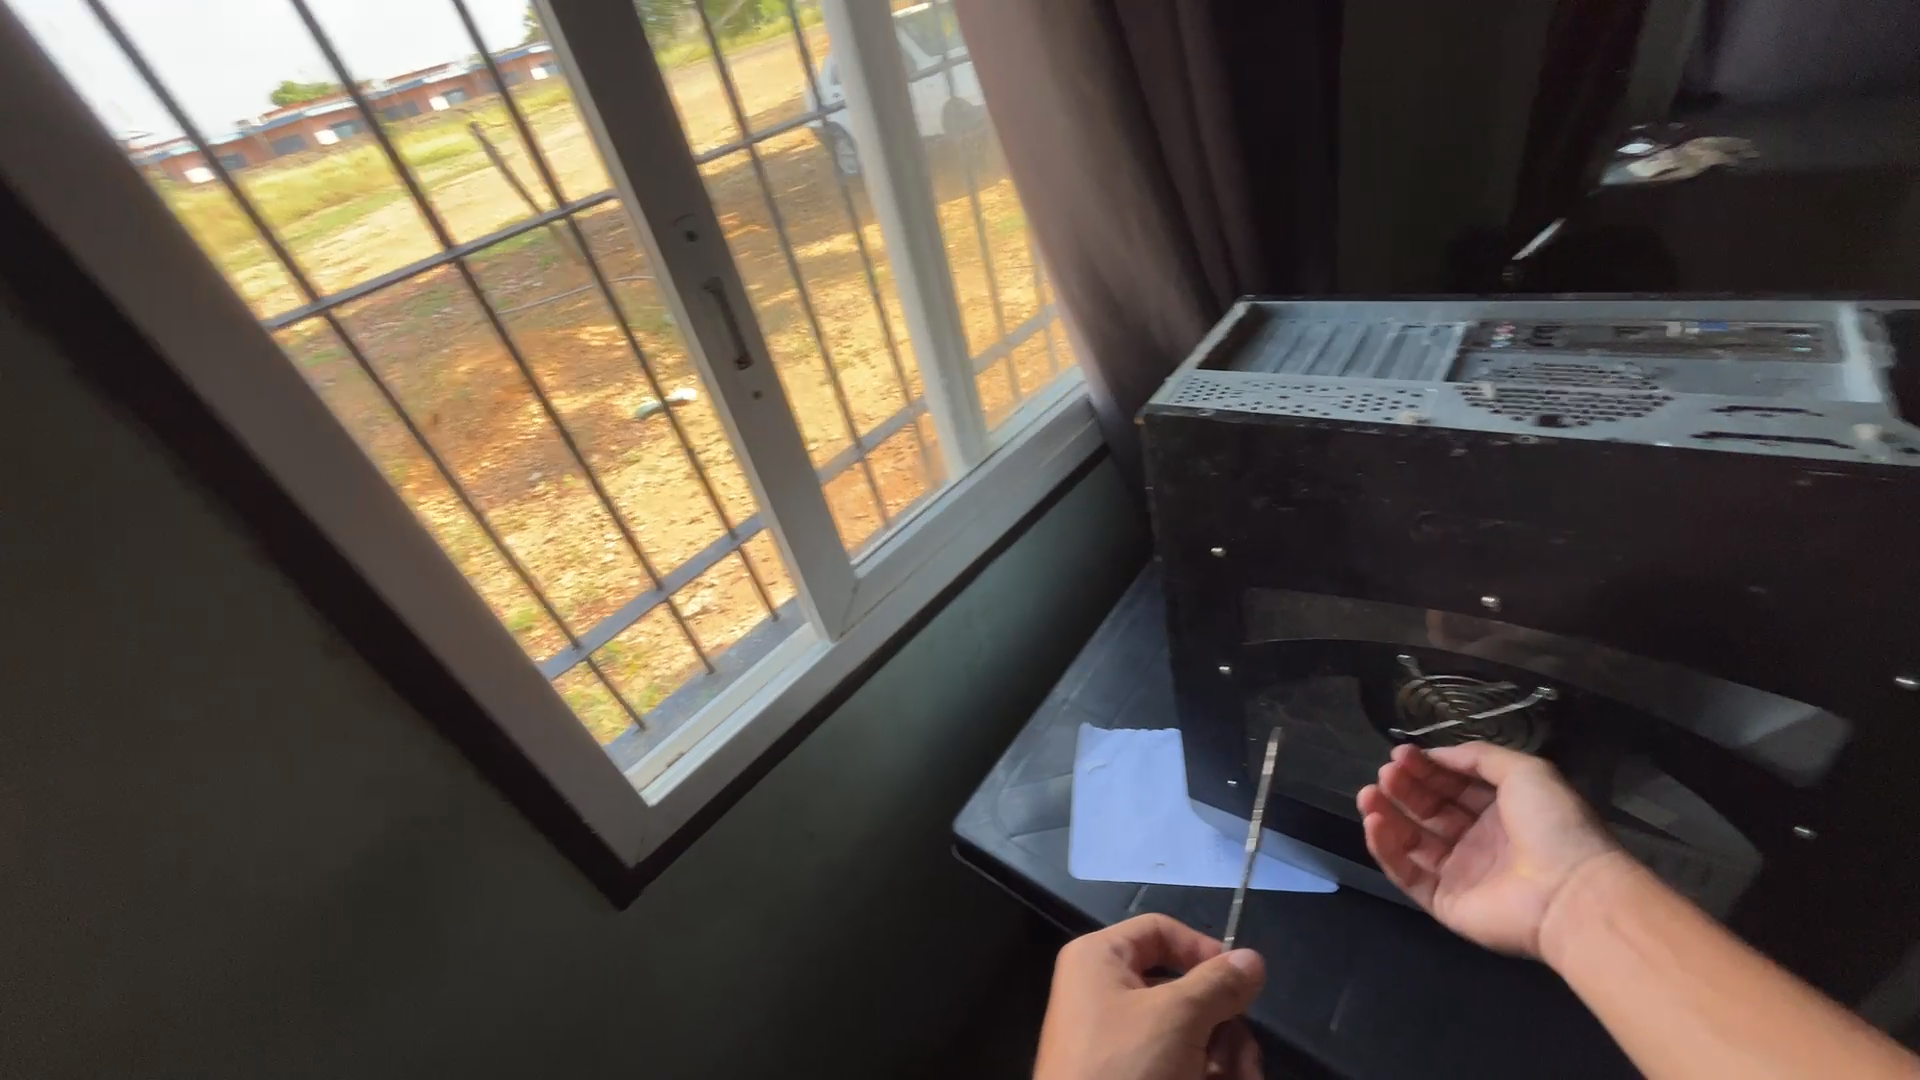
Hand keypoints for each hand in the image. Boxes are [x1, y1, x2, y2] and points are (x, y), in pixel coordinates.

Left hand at [1034, 914, 1266, 1079]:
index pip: (1159, 930)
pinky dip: (1204, 1076)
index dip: (1202, 950)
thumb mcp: (1177, 1018)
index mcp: (1100, 958)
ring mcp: (1116, 1040)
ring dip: (1221, 1059)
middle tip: (1243, 1054)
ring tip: (1238, 1079)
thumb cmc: (1124, 1069)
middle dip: (1221, 1024)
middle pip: (1180, 988)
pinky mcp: (1130, 1077)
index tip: (1243, 984)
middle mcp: (1104, 991)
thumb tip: (1253, 959)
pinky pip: (1175, 1065)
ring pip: (1186, 1034)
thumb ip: (1218, 984)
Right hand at [1357, 742, 1628, 957]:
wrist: (1573, 895)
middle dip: (1402, 788)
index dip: (1424, 768)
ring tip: (1368, 796)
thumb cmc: (1554, 827)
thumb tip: (1434, 755)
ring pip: (1410, 840)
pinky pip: (1407, 873)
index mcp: (1499, 812)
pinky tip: (1375, 824)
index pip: (1449, 785)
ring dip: (1386, 814)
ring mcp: (1460, 873)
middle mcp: (1477, 841)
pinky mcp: (1444, 902)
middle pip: (1426, 809)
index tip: (1399, 754)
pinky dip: (1386, 849)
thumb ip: (1478, 757)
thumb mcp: (1527, 772)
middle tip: (1385, 773)